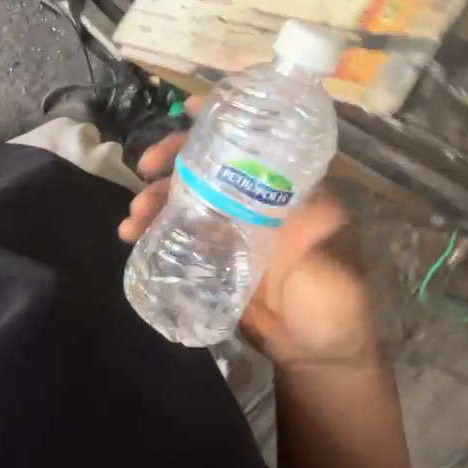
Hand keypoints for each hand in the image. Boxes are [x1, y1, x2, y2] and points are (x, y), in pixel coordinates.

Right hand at [120, 108, 376, 367]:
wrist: (315, 358)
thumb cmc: (335, 310)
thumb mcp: (334, 272)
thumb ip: (319, 241)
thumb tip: (305, 200)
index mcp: (289, 195)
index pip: (253, 145)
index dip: (221, 123)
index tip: (188, 108)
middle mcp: (256, 200)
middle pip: (209, 163)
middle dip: (172, 158)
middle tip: (145, 168)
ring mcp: (230, 226)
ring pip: (185, 194)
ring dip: (154, 197)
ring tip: (133, 217)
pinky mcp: (211, 252)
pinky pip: (176, 229)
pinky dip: (151, 226)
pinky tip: (131, 234)